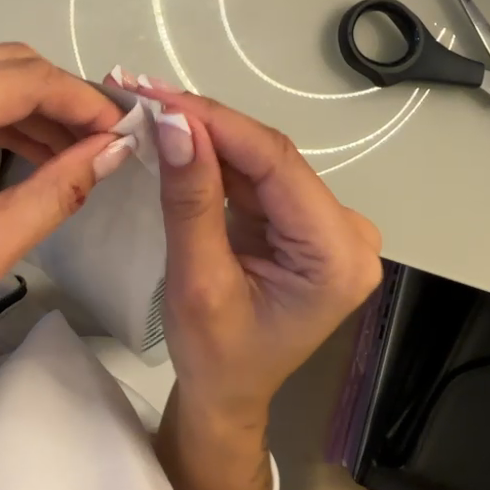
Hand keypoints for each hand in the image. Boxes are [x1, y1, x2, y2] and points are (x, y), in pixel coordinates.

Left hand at [0, 45, 128, 395]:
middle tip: (107, 141)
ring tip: (80, 147)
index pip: (24, 81)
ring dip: (38, 102)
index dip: (83, 102)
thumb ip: (55, 193)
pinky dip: (4, 107)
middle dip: (65, 98)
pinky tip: (38, 143)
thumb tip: (113, 150)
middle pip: (9, 62)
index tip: (126, 131)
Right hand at [123, 78, 382, 489]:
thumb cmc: (215, 357)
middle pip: (270, 159)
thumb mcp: (198, 280)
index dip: (216, 123)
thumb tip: (173, 123)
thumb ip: (190, 199)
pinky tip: (177, 139)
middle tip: (143, 94)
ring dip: (205, 138)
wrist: (227, 395)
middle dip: (205, 126)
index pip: (276, 164)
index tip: (158, 95)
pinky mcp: (302, 226)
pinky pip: (255, 181)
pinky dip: (214, 162)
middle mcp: (346, 233)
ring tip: (151, 108)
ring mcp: (326, 228)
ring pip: (260, 163)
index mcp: (336, 256)